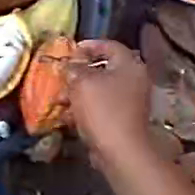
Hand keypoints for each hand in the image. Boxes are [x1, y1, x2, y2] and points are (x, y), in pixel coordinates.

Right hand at [67, 39, 153, 166]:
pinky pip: (102, 106)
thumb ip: (73, 69)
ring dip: (79, 92)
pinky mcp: (123, 119)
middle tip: (62, 76)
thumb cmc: (102, 110)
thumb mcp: (82, 83)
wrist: (120, 150)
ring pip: (100, 89)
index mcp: (129, 65)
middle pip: (104, 69)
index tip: (70, 51)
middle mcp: (134, 80)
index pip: (110, 46)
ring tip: (60, 99)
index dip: (89, 45)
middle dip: (79, 73)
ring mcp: (130, 101)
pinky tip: (68, 116)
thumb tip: (68, 64)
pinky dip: (85, 108)